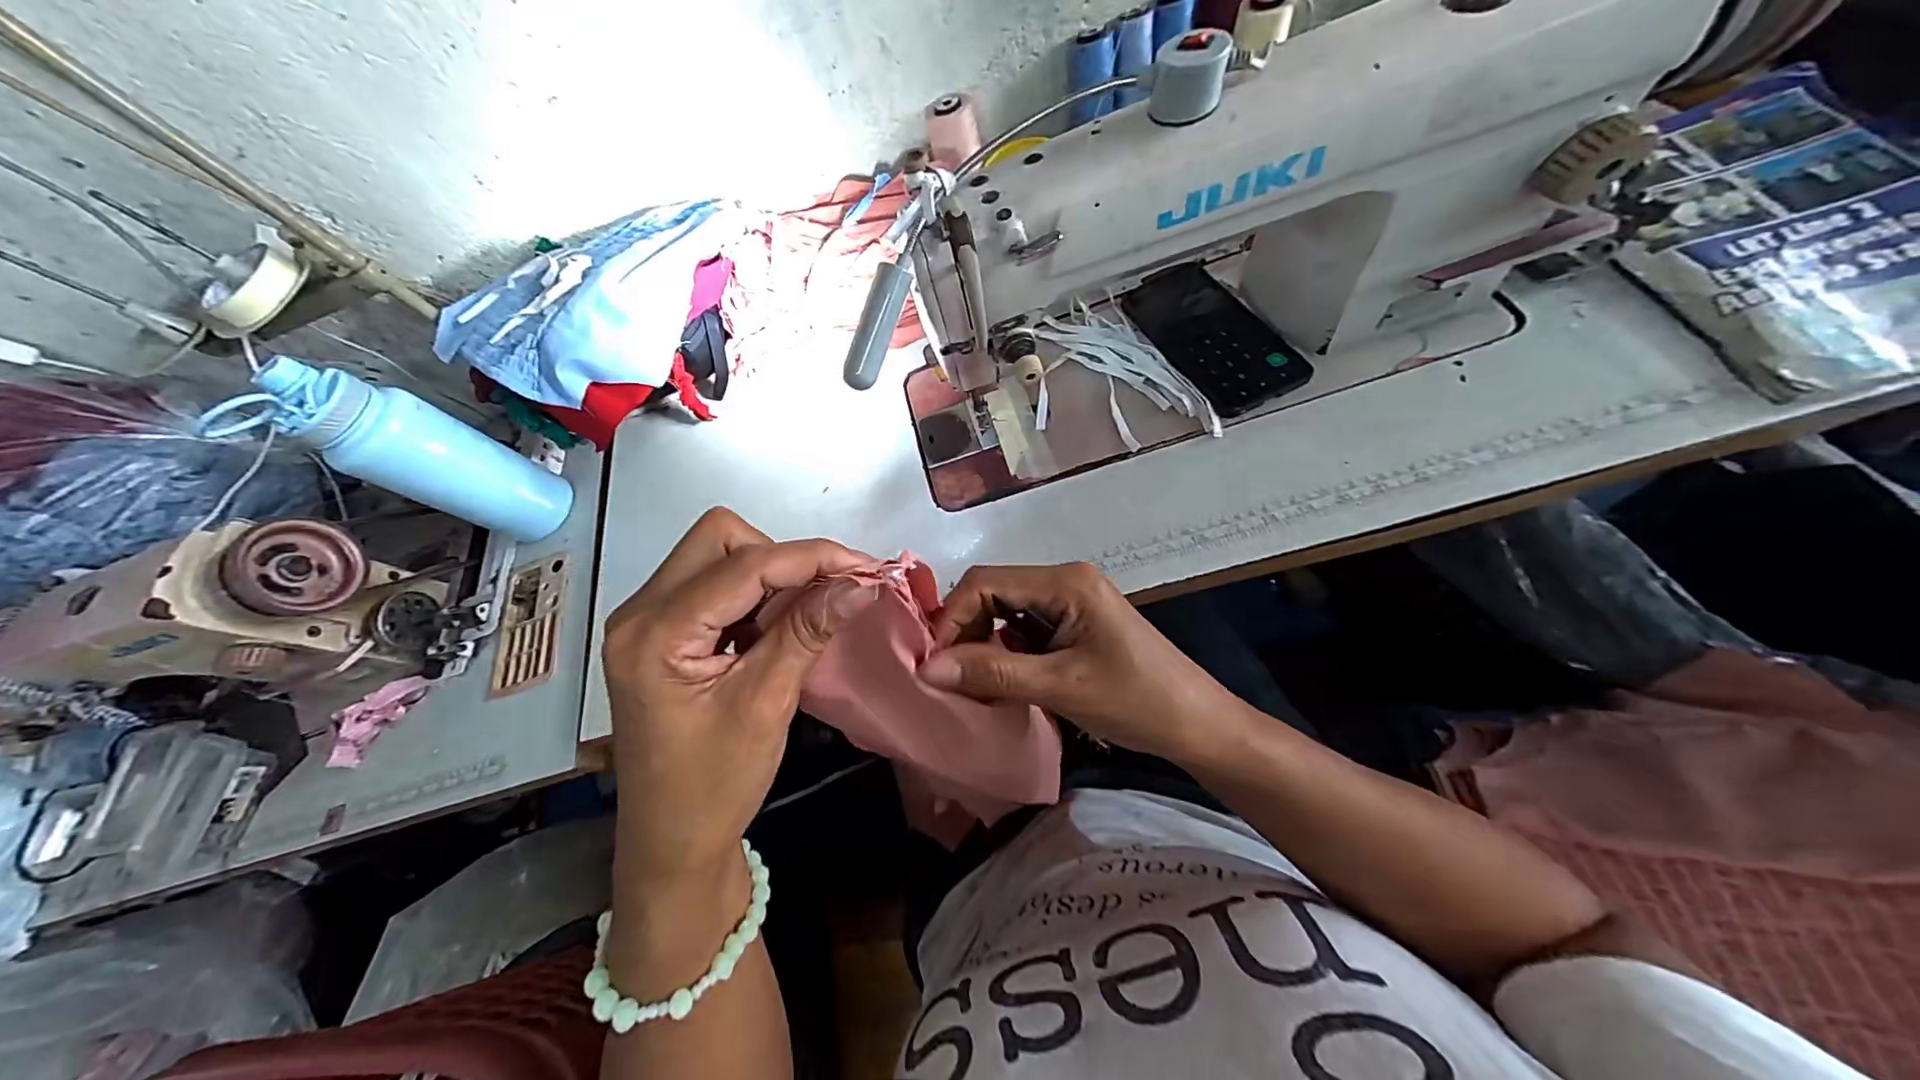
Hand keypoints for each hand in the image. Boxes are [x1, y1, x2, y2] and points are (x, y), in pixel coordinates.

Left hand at [601, 508, 878, 880]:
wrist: (671, 843)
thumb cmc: (714, 786)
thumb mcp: (767, 704)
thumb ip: (808, 631)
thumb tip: (860, 584)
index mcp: (656, 634)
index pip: (745, 565)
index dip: (812, 558)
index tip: (866, 567)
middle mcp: (639, 612)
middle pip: (719, 539)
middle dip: (781, 558)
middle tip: (822, 597)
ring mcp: (645, 621)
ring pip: (716, 555)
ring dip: (768, 575)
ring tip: (802, 618)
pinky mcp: (659, 632)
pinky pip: (712, 584)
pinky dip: (752, 595)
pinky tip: (774, 629)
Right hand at [917, 563, 1243, 765]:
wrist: (1197, 725)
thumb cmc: (1135, 701)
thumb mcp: (1059, 687)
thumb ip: (992, 673)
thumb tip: (927, 668)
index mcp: (1065, 582)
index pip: (985, 582)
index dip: (952, 618)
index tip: (936, 664)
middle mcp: (1065, 580)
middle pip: (993, 592)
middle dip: (966, 632)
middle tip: (952, 677)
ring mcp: (1072, 602)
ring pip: (1006, 612)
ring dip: (985, 645)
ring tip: (975, 685)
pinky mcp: (1076, 624)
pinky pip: (1026, 629)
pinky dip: (1007, 653)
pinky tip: (1004, 683)